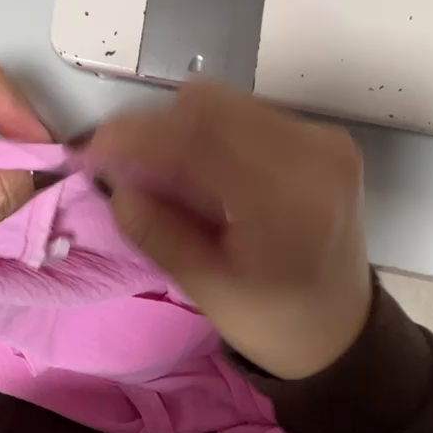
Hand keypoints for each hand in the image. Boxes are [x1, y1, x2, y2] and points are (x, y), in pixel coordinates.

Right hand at [84, 83, 371, 379]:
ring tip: (174, 182)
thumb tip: (115, 182)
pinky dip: (216, 136)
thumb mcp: (205, 288)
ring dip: (186, 131)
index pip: (200, 138)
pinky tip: (210, 178)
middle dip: (157, 129)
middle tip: (128, 168)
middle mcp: (314, 156)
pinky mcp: (327, 139)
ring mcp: (326, 142)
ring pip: (230, 104)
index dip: (138, 135)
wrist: (339, 328)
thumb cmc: (270, 320)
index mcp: (286, 203)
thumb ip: (157, 231)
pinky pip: (252, 116)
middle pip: (213, 106)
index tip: (93, 148)